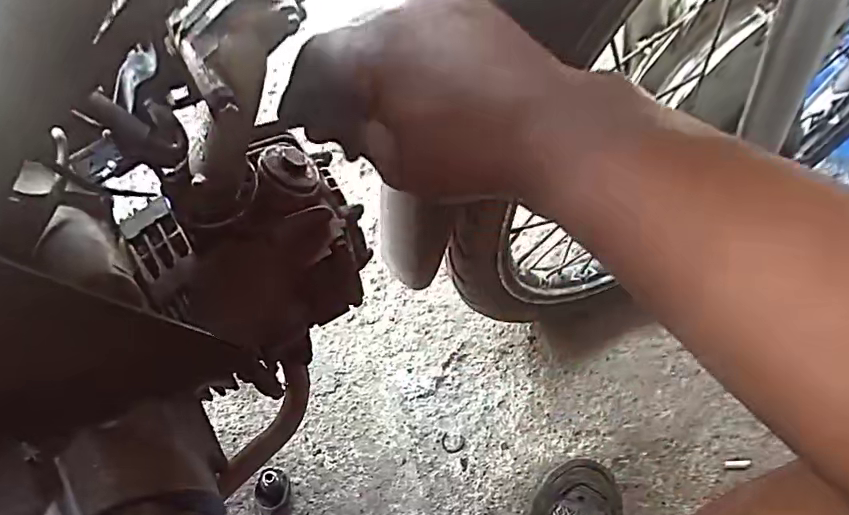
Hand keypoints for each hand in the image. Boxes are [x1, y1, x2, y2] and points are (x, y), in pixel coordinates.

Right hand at [279, 0, 623, 201]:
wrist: (545, 130)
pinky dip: (411, 67)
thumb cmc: (476, 152)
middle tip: (341, 129)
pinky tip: (419, 100)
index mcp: (374, 52)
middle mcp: (404, 16)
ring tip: (384, 121)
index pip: (315, 63)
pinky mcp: (473, 16)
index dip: (303, 97)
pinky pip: (425, 36)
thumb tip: (347, 128)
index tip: (306, 120)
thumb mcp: (397, 165)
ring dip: (377, 78)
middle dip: (339, 90)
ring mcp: (441, 10)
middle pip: (351, 47)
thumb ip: (360, 138)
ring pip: (389, 39)